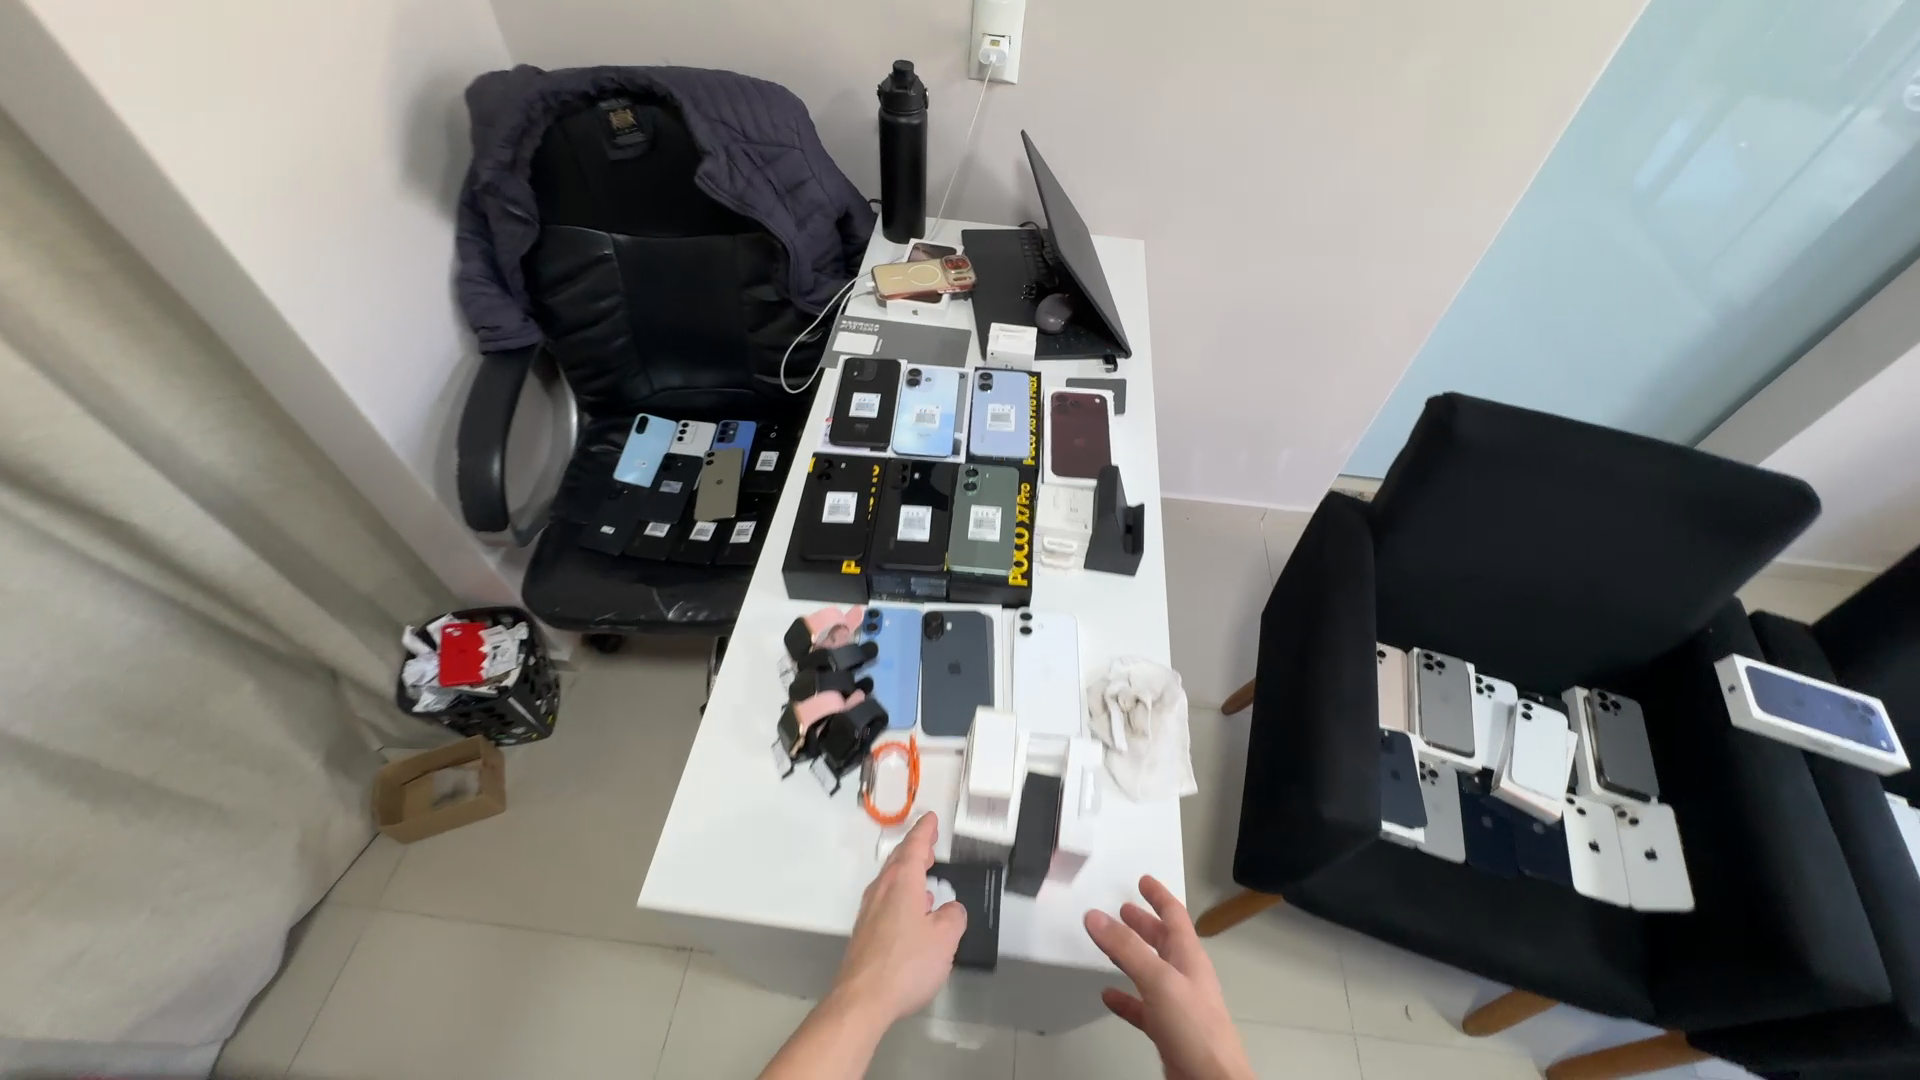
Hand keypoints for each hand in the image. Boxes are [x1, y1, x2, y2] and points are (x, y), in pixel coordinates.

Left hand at [828, 813, 967, 1026]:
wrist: (861, 999)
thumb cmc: (906, 963)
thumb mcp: (945, 939)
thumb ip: (953, 917)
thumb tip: (952, 910)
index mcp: (902, 881)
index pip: (915, 845)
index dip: (925, 831)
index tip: (930, 818)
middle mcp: (882, 889)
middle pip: (899, 859)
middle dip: (915, 849)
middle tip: (929, 844)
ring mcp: (869, 910)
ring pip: (890, 879)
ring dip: (908, 872)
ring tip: (925, 875)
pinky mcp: (864, 931)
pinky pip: (885, 899)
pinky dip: (901, 893)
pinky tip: (911, 911)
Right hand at [1085, 876, 1253, 1079]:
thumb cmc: (1194, 1028)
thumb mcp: (1158, 980)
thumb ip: (1126, 948)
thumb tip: (1094, 916)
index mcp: (1189, 957)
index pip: (1175, 916)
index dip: (1159, 896)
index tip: (1144, 880)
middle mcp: (1184, 976)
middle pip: (1162, 941)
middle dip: (1143, 923)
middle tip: (1123, 908)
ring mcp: (1176, 1005)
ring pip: (1150, 971)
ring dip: (1131, 956)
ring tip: (1109, 944)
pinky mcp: (1167, 1031)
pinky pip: (1141, 1007)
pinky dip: (1125, 998)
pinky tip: (1108, 996)